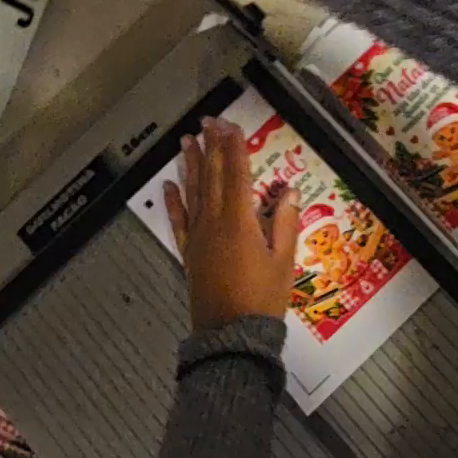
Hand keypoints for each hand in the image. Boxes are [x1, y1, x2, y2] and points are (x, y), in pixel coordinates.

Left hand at [164, 119, 299, 333]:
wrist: (231, 336)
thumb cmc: (264, 298)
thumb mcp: (284, 260)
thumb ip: (285, 222)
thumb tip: (289, 190)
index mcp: (240, 221)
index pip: (238, 175)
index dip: (235, 148)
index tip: (232, 125)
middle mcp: (214, 222)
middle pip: (213, 177)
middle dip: (212, 146)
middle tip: (208, 121)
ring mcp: (198, 237)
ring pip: (194, 192)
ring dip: (192, 165)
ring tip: (187, 140)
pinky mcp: (189, 252)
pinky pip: (179, 221)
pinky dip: (173, 201)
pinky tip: (168, 185)